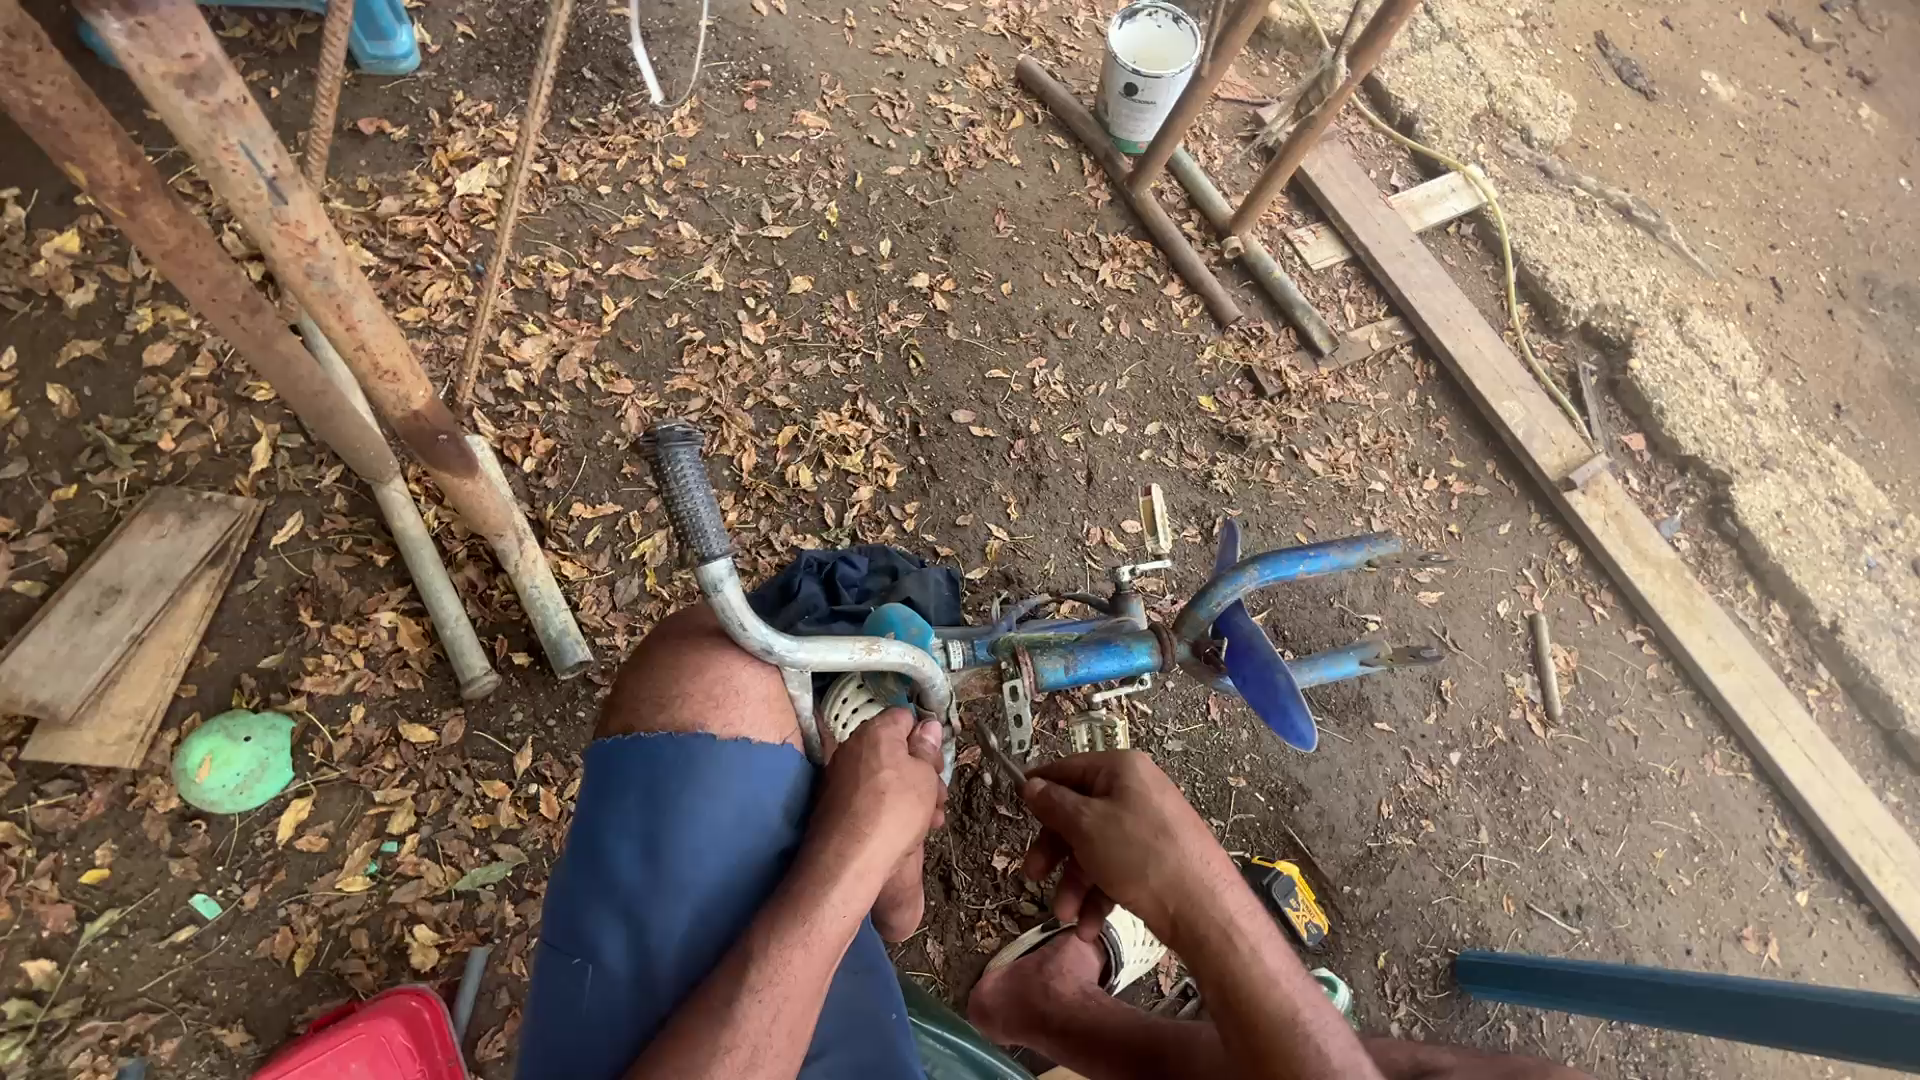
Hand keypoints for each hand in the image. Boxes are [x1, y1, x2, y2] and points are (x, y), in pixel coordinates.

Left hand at [806, 709, 946, 883]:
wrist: (847, 861)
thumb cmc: (894, 812)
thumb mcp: (924, 777)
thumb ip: (927, 748)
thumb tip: (928, 725)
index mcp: (876, 731)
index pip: (905, 717)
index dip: (926, 737)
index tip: (937, 763)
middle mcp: (853, 746)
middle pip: (896, 749)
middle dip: (922, 770)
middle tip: (939, 795)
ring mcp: (841, 775)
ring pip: (886, 775)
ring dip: (911, 792)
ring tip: (931, 820)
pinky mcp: (835, 802)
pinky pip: (870, 795)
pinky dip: (889, 806)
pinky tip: (907, 829)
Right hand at [1020, 751, 1239, 945]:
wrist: (1206, 909)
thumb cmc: (1139, 855)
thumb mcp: (1086, 826)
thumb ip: (1053, 804)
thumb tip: (1031, 785)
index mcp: (1120, 769)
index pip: (1067, 769)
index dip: (1039, 789)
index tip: (1016, 808)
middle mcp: (1134, 791)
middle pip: (1078, 814)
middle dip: (1055, 851)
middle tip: (1033, 876)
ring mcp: (1147, 826)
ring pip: (1095, 847)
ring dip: (1075, 882)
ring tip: (1065, 916)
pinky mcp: (1156, 860)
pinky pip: (1116, 867)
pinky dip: (1099, 894)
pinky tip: (1087, 925)